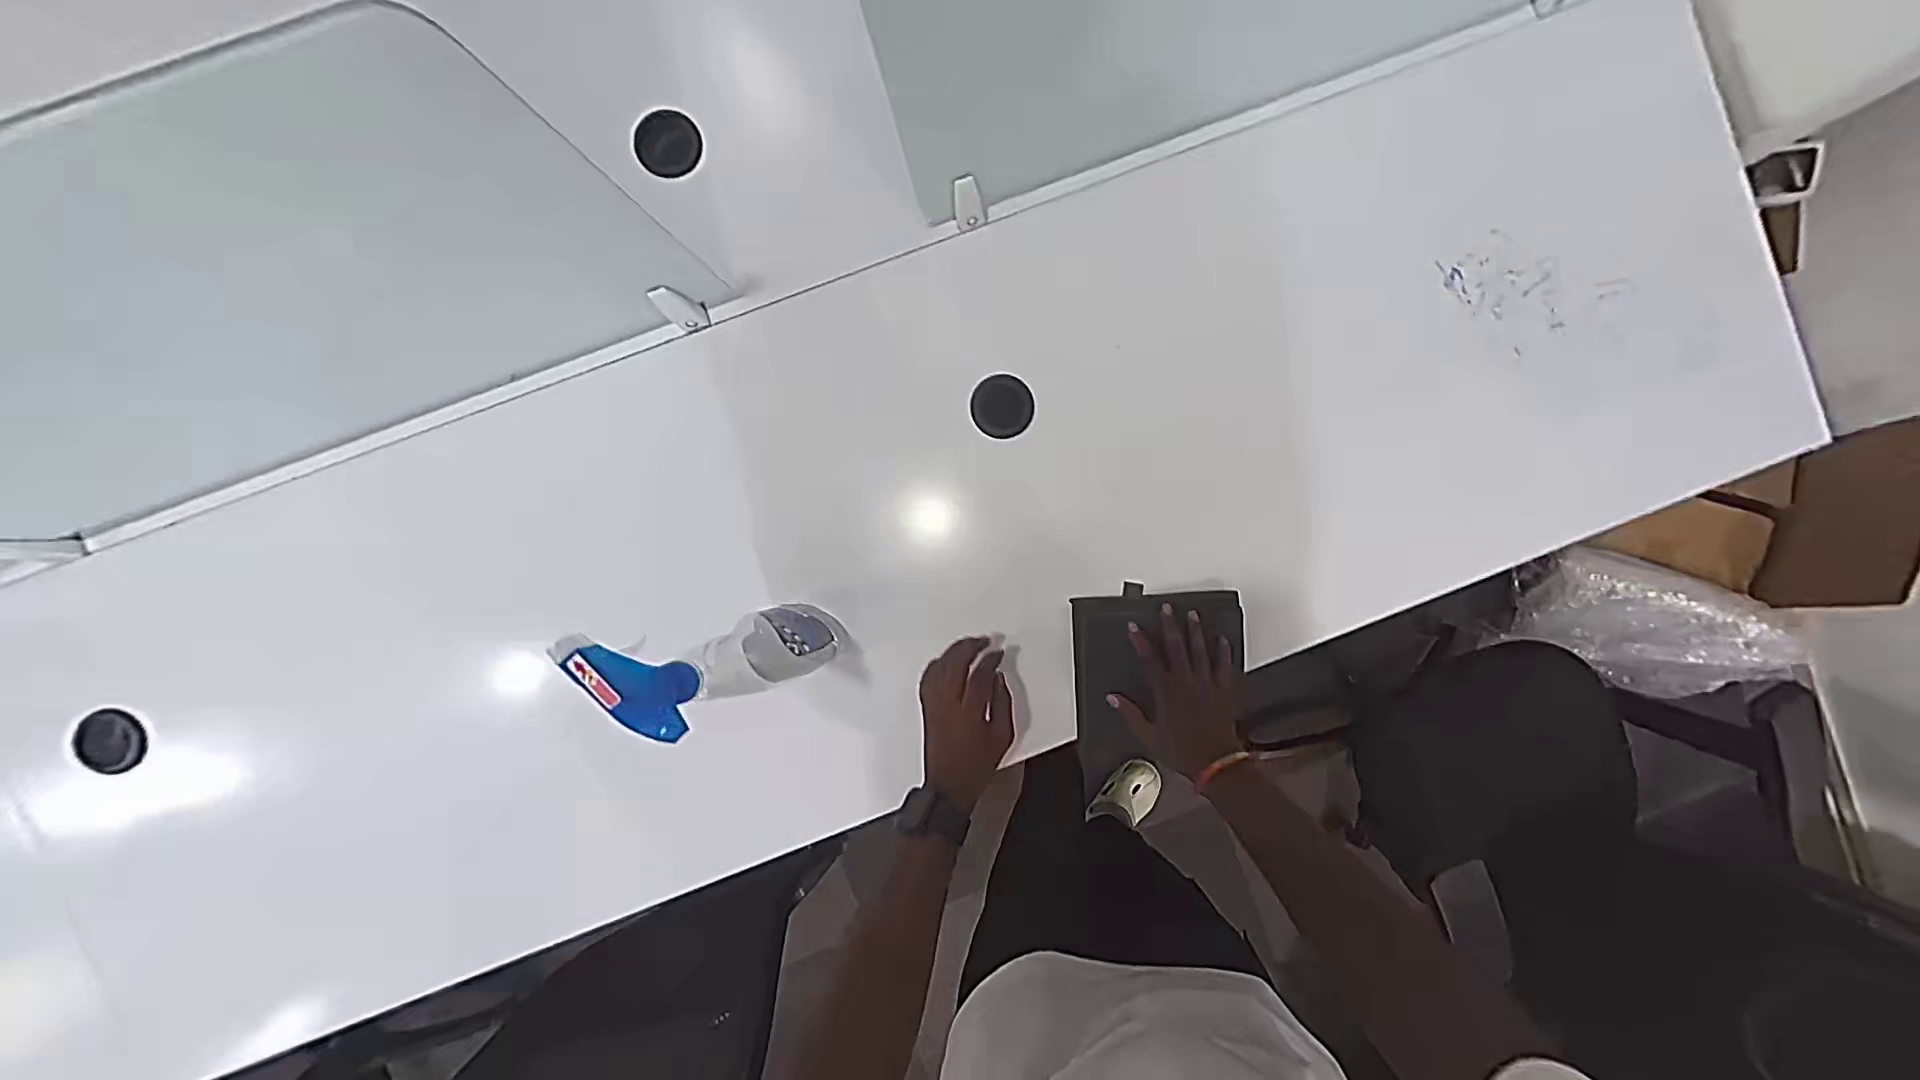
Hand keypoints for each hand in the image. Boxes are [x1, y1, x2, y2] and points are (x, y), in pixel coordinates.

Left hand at [918, 637, 1014, 813]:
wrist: (949, 786)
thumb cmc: (977, 766)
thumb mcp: (1002, 736)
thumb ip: (1002, 703)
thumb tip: (998, 679)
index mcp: (969, 713)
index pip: (980, 675)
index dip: (990, 660)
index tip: (998, 653)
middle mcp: (948, 705)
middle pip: (955, 665)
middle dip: (970, 647)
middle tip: (983, 641)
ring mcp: (933, 706)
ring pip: (940, 668)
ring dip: (953, 651)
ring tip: (968, 644)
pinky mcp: (926, 708)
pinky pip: (928, 678)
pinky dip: (937, 664)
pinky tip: (945, 659)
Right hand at [1109, 604, 1245, 779]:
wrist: (1216, 763)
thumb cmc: (1181, 750)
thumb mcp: (1148, 735)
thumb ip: (1130, 714)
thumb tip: (1113, 698)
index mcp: (1166, 692)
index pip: (1149, 660)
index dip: (1141, 642)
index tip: (1134, 627)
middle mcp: (1186, 683)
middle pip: (1176, 647)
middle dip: (1170, 626)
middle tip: (1167, 609)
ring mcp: (1207, 685)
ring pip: (1200, 651)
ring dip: (1195, 631)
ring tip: (1192, 614)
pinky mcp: (1223, 691)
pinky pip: (1224, 667)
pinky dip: (1223, 652)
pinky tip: (1221, 639)